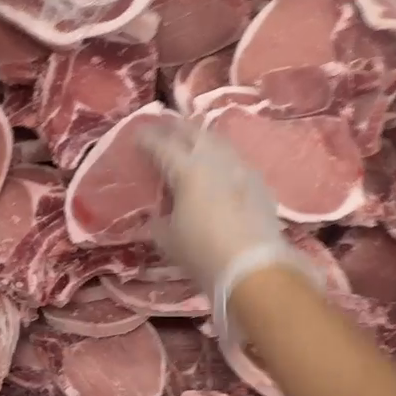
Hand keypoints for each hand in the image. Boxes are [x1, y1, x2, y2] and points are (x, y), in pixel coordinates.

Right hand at [141, 119, 310, 296]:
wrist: (254, 268)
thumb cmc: (202, 253)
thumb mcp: (167, 238)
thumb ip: (159, 218)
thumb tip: (159, 212)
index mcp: (187, 170)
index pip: (162, 146)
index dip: (147, 139)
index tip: (136, 135)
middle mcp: (216, 160)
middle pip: (194, 133)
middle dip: (176, 128)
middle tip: (163, 127)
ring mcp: (241, 168)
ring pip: (218, 142)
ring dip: (201, 138)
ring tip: (190, 141)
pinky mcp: (259, 183)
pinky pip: (234, 160)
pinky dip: (220, 156)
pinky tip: (217, 165)